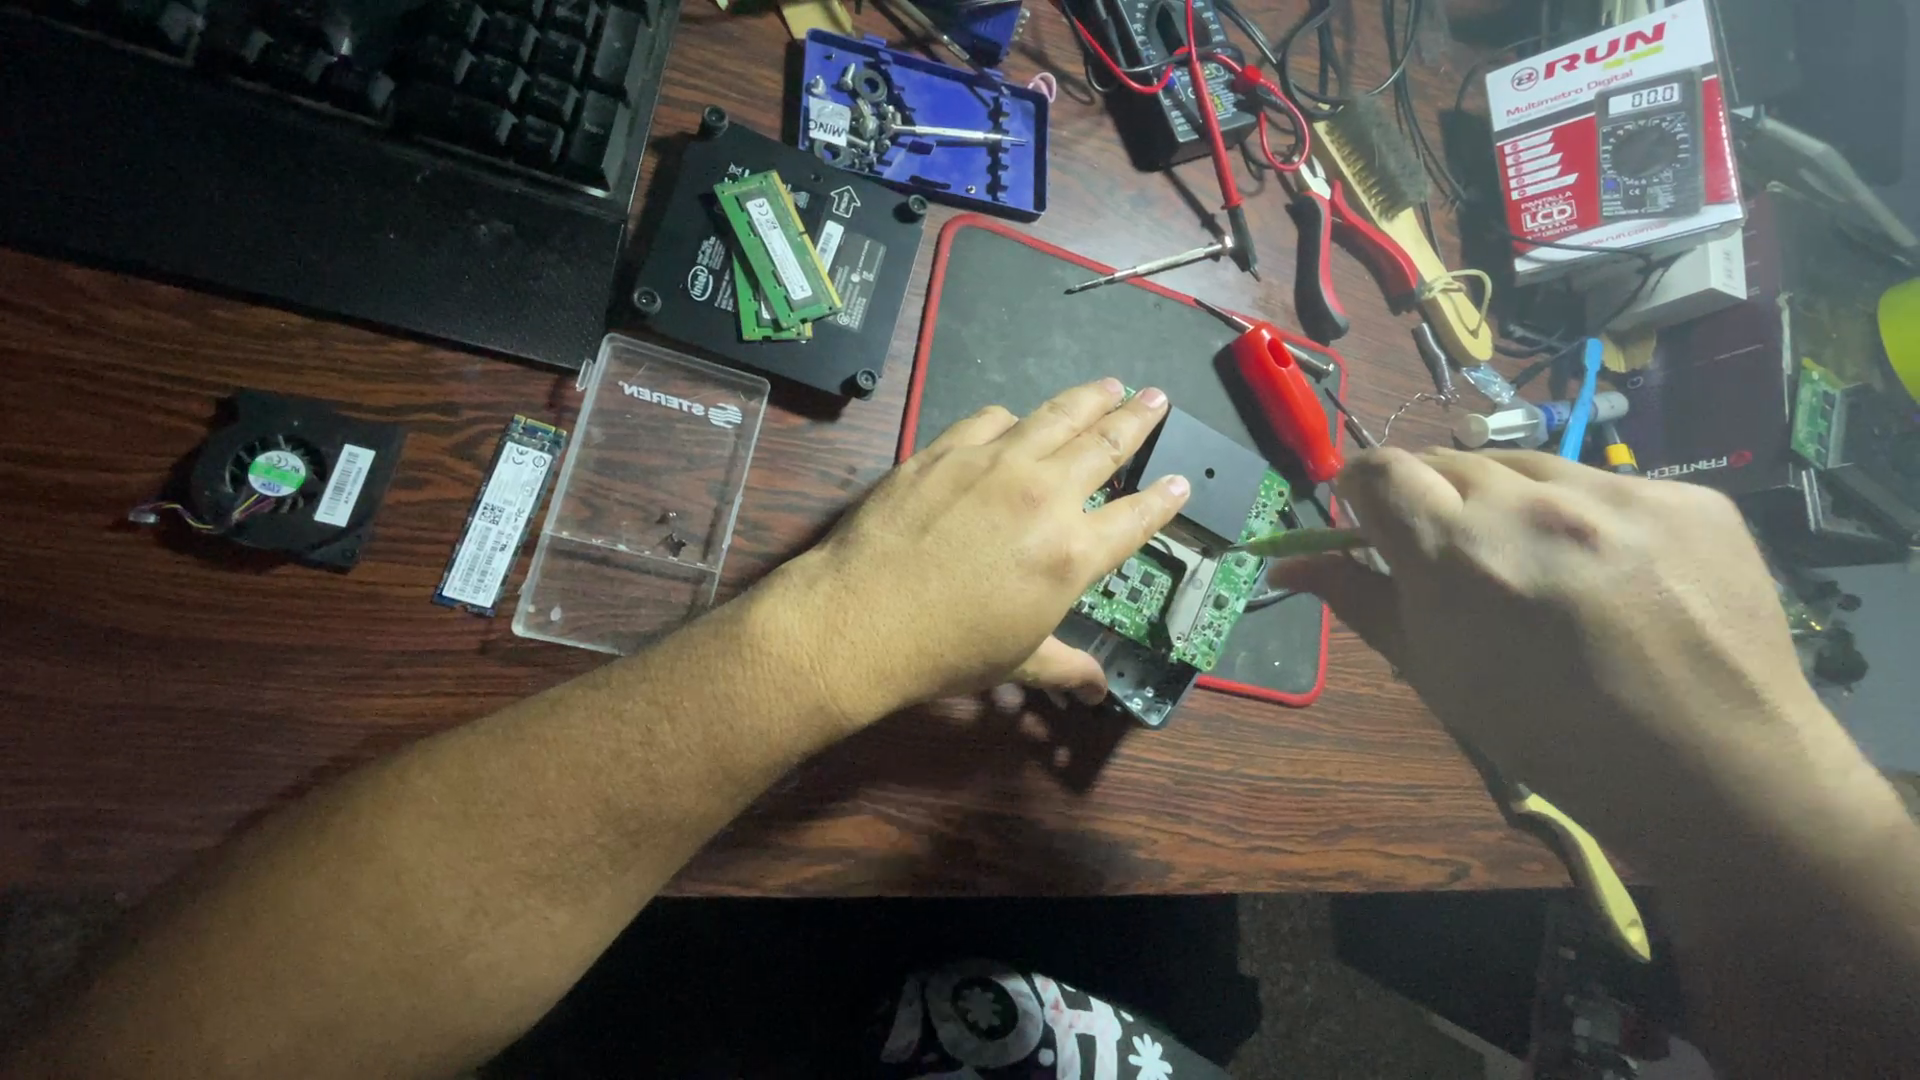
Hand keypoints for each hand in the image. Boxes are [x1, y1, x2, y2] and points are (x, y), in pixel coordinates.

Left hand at [764, 379, 1189, 726]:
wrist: (861, 619)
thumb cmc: (947, 651)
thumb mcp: (1018, 664)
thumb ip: (1066, 668)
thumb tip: (1098, 693)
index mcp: (1072, 553)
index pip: (1136, 518)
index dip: (1164, 499)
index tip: (1180, 481)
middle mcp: (1044, 496)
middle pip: (1105, 444)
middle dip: (1139, 418)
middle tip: (1157, 398)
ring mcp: (994, 464)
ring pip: (1056, 416)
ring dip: (1090, 398)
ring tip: (1111, 384)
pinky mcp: (947, 450)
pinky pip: (992, 419)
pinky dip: (1012, 419)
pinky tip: (1015, 420)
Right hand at [1271, 448, 1835, 842]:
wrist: (1712, 768)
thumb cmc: (1538, 727)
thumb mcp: (1426, 665)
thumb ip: (1352, 596)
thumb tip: (1283, 565)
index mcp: (1454, 555)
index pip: (1379, 469)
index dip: (1362, 489)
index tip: (1370, 519)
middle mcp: (1531, 507)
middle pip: (1444, 461)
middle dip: (1430, 498)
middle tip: (1453, 555)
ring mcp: (1618, 495)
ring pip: (1520, 464)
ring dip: (1502, 499)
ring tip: (1533, 562)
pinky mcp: (1686, 497)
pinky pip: (1597, 482)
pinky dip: (1577, 512)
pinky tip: (1603, 569)